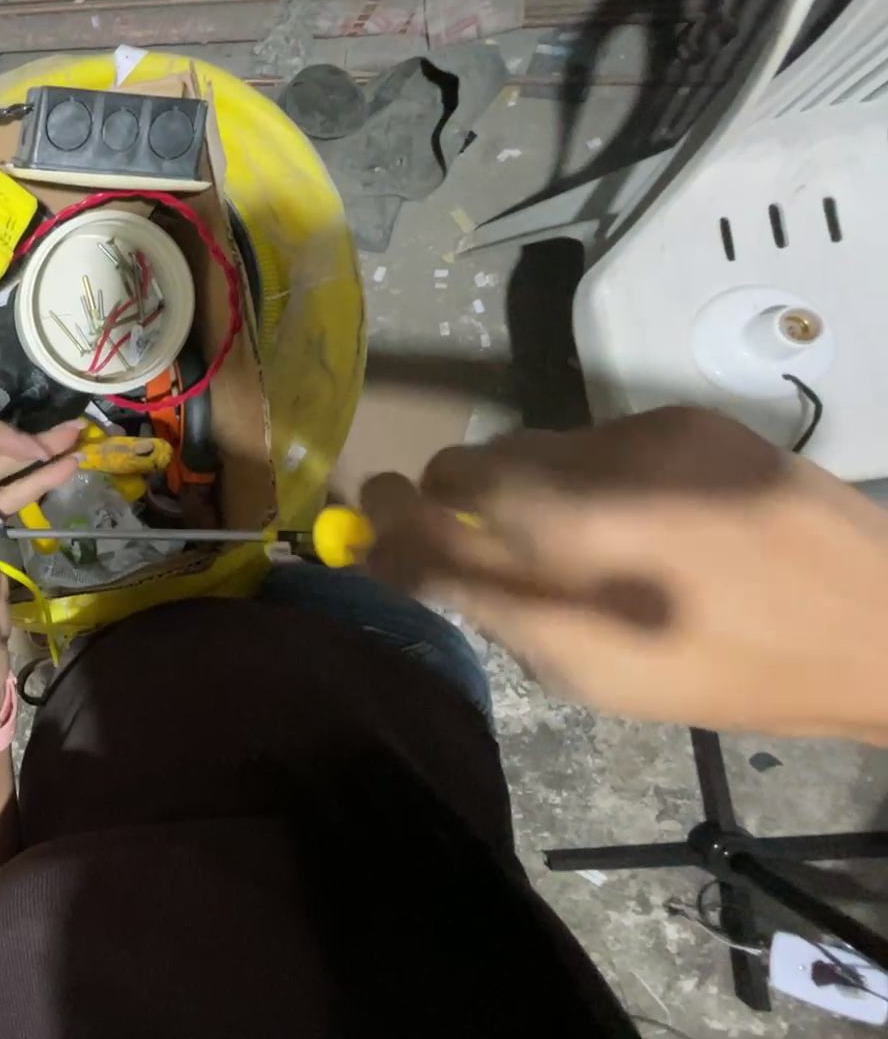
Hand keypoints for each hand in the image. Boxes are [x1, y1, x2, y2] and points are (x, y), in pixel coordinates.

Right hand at [360, 407, 887, 739]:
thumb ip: (482, 606)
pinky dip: (578, 466)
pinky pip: (580, 434)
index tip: (374, 518)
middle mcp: (587, 501)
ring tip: (571, 519)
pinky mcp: (680, 420)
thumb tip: (403, 555)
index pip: (420, 522)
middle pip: (455, 471)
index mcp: (560, 579)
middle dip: (443, 496)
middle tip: (478, 528)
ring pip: (515, 446)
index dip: (382, 515)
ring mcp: (636, 448)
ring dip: (513, 481)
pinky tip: (634, 501)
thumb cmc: (718, 671)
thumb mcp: (582, 672)